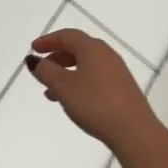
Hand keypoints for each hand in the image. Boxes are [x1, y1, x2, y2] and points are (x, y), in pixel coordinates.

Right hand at [27, 28, 161, 151]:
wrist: (134, 131)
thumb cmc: (95, 103)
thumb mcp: (63, 87)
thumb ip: (46, 71)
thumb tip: (34, 61)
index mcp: (92, 48)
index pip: (66, 35)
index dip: (47, 40)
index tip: (33, 49)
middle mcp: (106, 54)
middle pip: (77, 48)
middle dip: (57, 57)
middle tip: (42, 69)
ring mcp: (117, 72)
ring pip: (86, 65)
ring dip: (67, 73)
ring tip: (51, 93)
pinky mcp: (123, 89)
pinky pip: (95, 78)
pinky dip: (80, 82)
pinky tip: (74, 101)